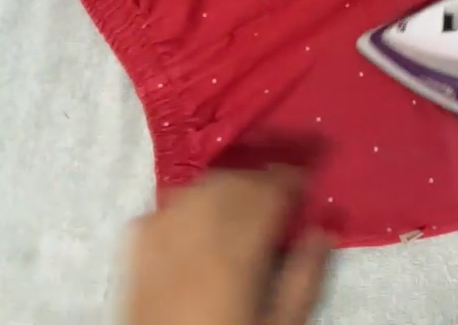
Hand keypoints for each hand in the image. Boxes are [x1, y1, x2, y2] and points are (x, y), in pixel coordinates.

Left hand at [125, 167, 330, 324]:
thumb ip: (304, 279)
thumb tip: (322, 231)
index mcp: (236, 257)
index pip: (268, 194)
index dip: (291, 178)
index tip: (306, 180)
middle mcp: (196, 240)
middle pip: (233, 183)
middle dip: (260, 180)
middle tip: (279, 195)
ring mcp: (160, 246)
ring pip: (197, 189)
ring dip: (226, 187)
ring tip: (243, 203)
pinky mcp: (135, 259)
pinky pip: (162, 211)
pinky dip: (185, 205)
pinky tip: (197, 220)